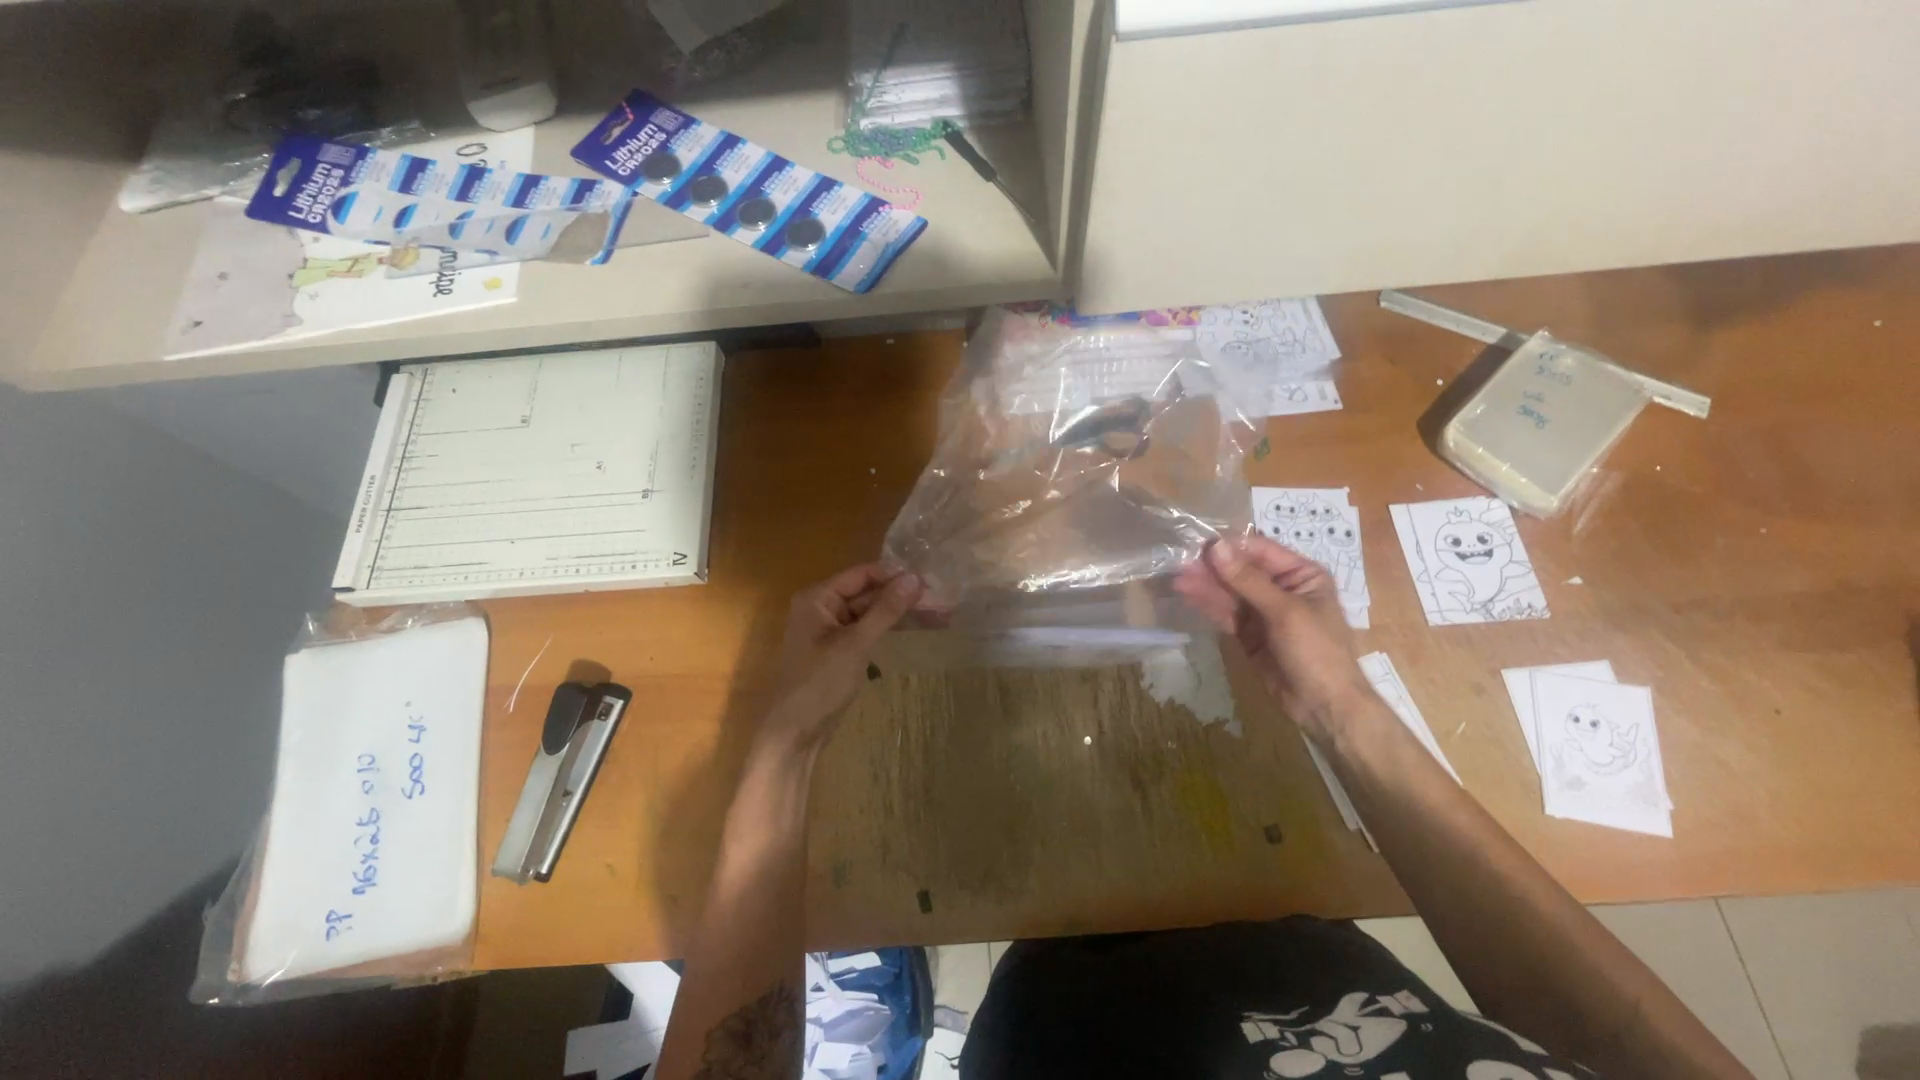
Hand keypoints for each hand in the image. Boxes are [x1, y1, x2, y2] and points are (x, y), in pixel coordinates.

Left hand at [762, 564, 923, 751]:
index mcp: (817, 598)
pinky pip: (865, 632)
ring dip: (897, 614)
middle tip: (941, 601)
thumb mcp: (856, 644)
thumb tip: (915, 578)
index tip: (930, 583)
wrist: (795, 732)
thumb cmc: (820, 683)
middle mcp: (821, 608)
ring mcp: (829, 631)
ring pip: (869, 613)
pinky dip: (887, 631)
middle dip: (900, 596)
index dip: (895, 576)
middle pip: (866, 592)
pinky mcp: (838, 651)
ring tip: (937, 615)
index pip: (862, 574)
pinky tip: (914, 631)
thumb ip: (886, 610)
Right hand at [1175, 537, 1373, 739]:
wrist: (1324, 705)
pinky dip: (1208, 605)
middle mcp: (1283, 588)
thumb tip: (1215, 547)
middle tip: (1180, 563)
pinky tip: (1188, 596)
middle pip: (1242, 571)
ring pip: (1230, 592)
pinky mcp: (1250, 634)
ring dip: (1205, 585)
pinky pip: (1226, 613)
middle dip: (1213, 567)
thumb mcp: (1284, 611)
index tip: (1198, 545)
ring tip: (1177, 579)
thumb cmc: (1316, 650)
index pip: (1261, 550)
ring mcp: (1264, 612)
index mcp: (1302, 574)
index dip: (1230, 547)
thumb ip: (1248, 579)